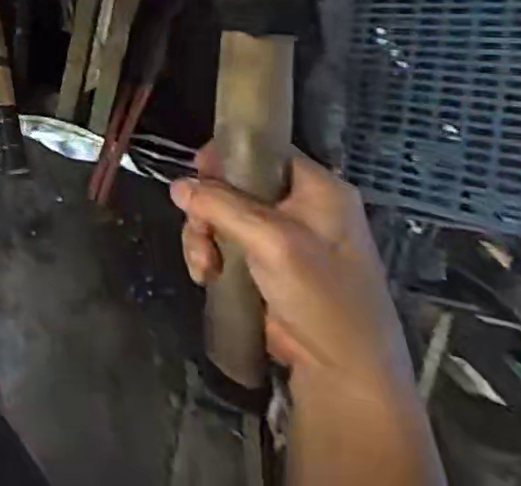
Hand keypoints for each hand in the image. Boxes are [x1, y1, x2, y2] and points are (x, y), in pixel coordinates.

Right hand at [172, 151, 413, 403]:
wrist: (342, 371)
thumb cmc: (322, 298)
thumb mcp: (272, 242)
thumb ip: (221, 205)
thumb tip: (179, 186)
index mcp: (319, 190)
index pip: (262, 149)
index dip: (226, 156)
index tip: (199, 175)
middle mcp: (300, 206)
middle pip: (230, 182)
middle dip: (206, 208)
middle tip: (201, 232)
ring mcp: (281, 236)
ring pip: (218, 212)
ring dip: (201, 236)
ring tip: (204, 264)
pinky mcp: (263, 261)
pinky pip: (220, 239)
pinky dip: (207, 254)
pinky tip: (208, 275)